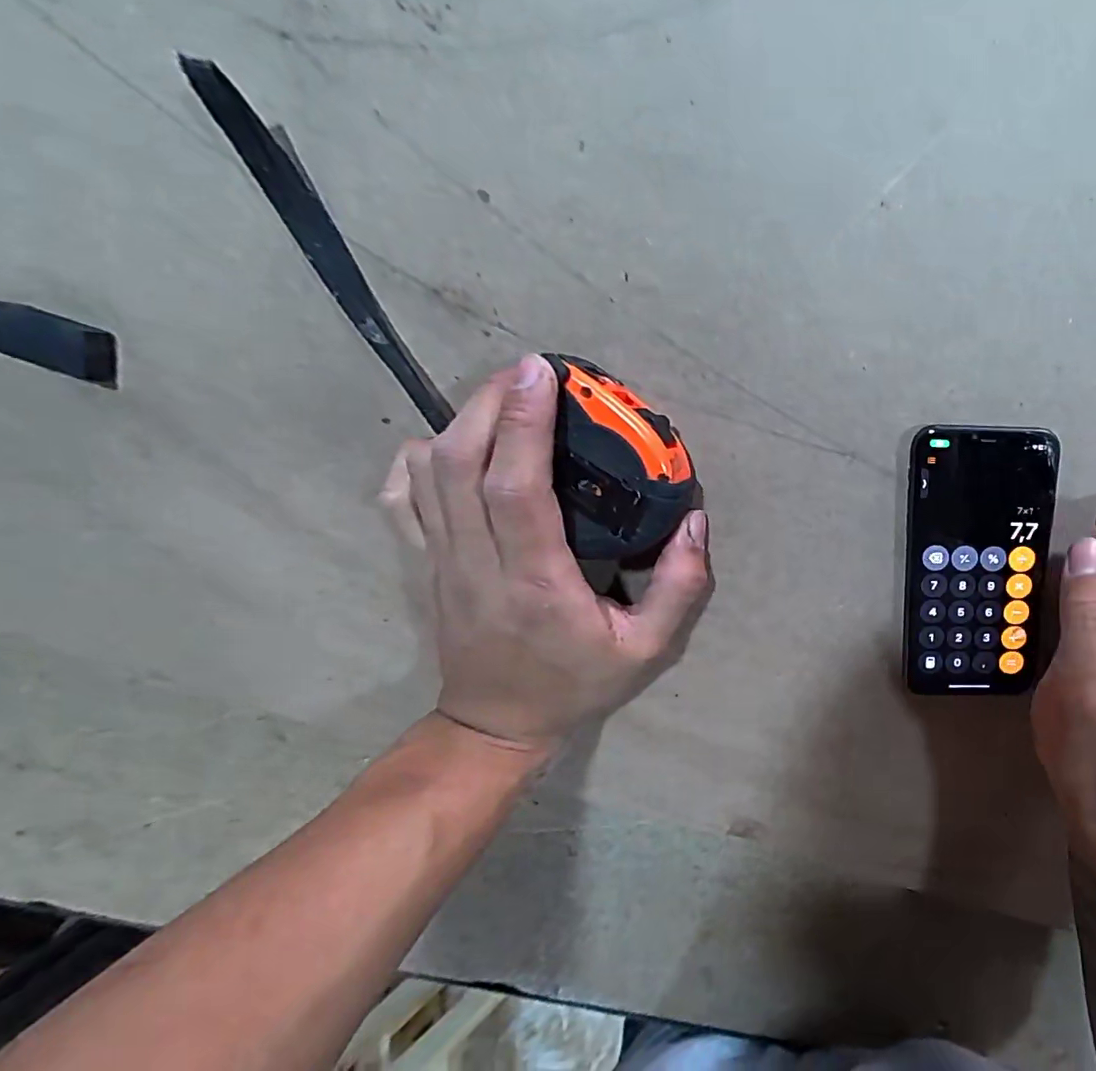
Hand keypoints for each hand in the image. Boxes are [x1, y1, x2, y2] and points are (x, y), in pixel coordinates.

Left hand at [378, 355, 711, 751]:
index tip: (541, 374)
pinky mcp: (423, 564)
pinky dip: (418, 457)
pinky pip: (401, 497)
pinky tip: (449, 440)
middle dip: (489, 402)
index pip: (514, 488)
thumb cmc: (577, 684)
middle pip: (460, 463)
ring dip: (460, 418)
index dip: (522, 424)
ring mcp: (440, 563)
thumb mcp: (650, 649)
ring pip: (428, 472)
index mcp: (535, 582)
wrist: (495, 725)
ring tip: (500, 392)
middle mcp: (477, 564)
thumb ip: (680, 586)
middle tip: (527, 369)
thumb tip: (694, 520)